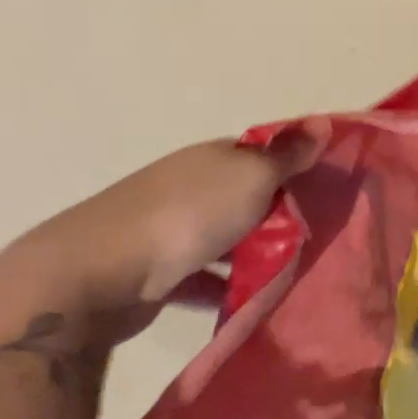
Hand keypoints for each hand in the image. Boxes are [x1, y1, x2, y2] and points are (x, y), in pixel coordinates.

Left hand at [23, 121, 325, 343]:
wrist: (90, 278)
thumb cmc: (186, 215)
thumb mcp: (253, 176)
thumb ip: (289, 155)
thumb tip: (323, 121)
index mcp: (210, 158)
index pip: (261, 153)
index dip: (295, 164)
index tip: (327, 185)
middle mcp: (186, 186)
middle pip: (246, 195)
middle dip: (280, 211)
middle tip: (316, 230)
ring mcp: (165, 230)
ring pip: (225, 236)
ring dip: (253, 251)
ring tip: (290, 269)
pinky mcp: (152, 273)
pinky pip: (203, 275)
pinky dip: (226, 284)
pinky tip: (252, 297)